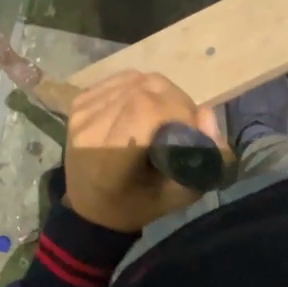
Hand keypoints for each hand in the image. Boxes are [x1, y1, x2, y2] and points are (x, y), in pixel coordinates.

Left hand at [64, 71, 226, 232]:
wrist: (90, 207)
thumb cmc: (136, 206)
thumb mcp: (178, 194)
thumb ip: (204, 157)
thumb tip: (207, 113)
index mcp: (109, 160)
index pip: (147, 110)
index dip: (179, 111)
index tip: (191, 130)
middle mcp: (91, 129)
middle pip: (144, 88)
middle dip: (176, 100)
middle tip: (184, 122)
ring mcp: (83, 111)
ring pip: (136, 79)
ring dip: (161, 93)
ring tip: (166, 115)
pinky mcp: (80, 101)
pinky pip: (122, 79)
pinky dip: (142, 88)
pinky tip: (145, 107)